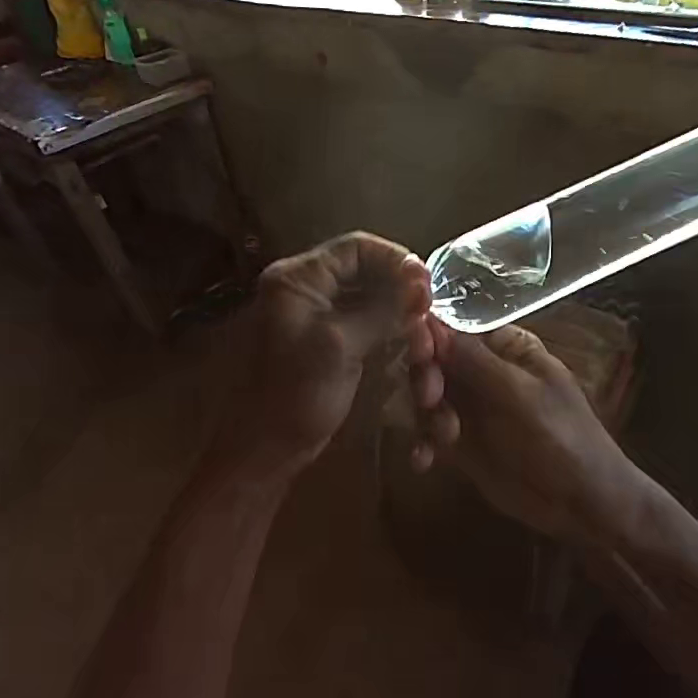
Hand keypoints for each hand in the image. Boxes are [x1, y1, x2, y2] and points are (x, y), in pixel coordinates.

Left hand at [226, 232, 429, 477]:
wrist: (267, 450)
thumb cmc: (295, 395)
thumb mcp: (341, 345)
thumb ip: (382, 307)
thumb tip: (422, 278)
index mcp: (298, 279)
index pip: (356, 247)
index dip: (397, 260)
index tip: (428, 286)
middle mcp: (308, 289)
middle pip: (368, 272)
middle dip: (403, 294)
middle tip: (430, 318)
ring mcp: (320, 316)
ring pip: (374, 299)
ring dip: (402, 317)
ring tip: (424, 342)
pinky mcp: (332, 341)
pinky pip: (370, 323)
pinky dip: (392, 332)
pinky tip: (413, 350)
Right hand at [410, 320, 656, 546]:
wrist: (580, 502)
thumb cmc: (561, 436)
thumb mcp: (519, 394)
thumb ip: (473, 360)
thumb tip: (429, 321)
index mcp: (506, 346)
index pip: (457, 324)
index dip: (429, 329)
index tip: (417, 343)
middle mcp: (483, 369)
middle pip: (433, 357)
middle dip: (426, 376)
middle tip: (431, 398)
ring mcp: (470, 405)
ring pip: (425, 394)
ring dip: (425, 413)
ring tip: (446, 438)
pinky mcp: (460, 441)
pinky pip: (427, 431)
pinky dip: (421, 443)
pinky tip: (423, 461)